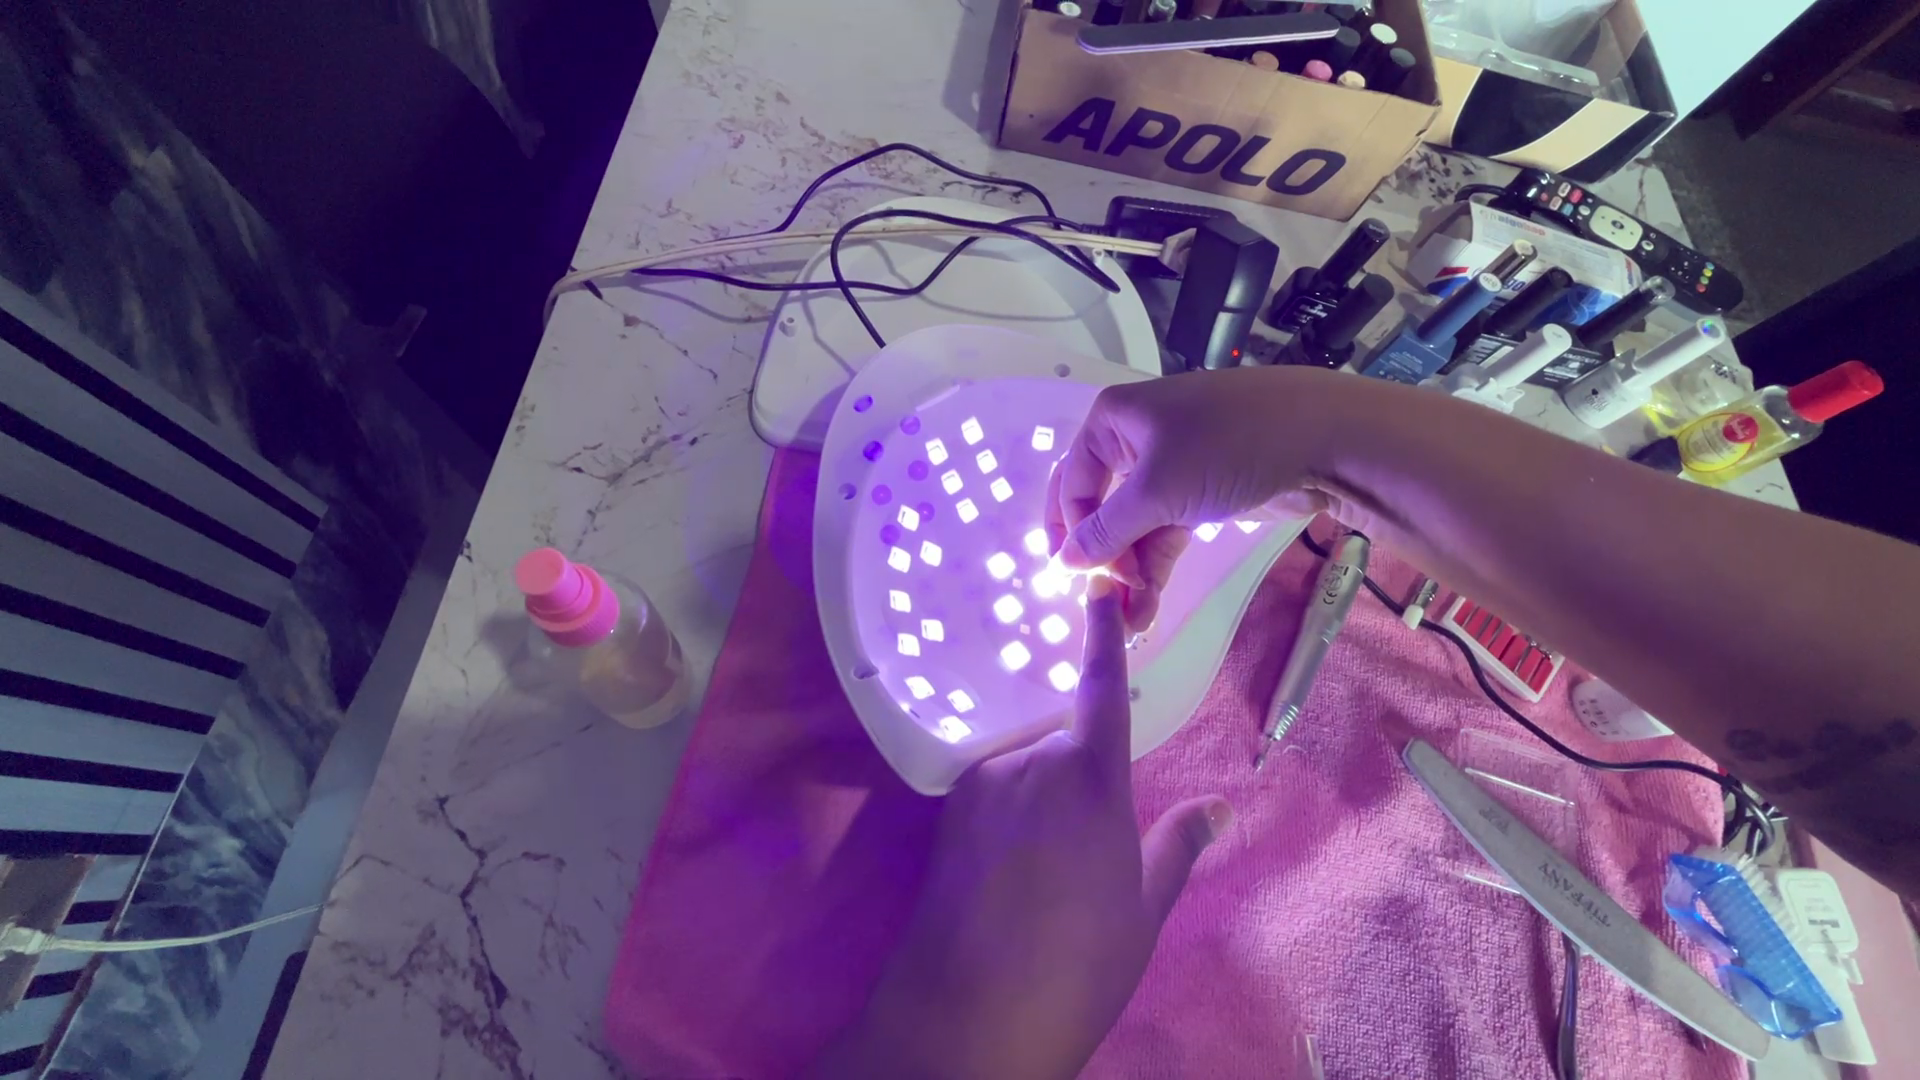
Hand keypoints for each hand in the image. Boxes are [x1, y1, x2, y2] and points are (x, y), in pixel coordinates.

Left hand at [814, 576, 1231, 1078]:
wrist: (969, 1010)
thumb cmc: (1077, 962)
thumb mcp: (1143, 908)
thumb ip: (1177, 845)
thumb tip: (1221, 808)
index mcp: (1091, 778)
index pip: (1102, 687)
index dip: (1104, 635)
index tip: (1099, 588)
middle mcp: (1033, 760)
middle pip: (1064, 743)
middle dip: (1079, 777)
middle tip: (1080, 850)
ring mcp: (984, 779)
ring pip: (1027, 766)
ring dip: (1042, 796)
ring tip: (1041, 869)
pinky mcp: (950, 803)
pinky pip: (995, 786)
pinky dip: (1010, 808)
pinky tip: (1007, 865)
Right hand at [1046, 367, 1340, 630]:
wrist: (1327, 439)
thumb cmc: (1227, 448)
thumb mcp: (1156, 490)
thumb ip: (1106, 531)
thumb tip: (1064, 563)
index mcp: (1112, 421)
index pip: (1072, 483)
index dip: (1071, 532)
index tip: (1078, 577)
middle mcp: (1133, 440)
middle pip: (1100, 507)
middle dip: (1103, 556)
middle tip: (1106, 597)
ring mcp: (1168, 468)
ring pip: (1133, 526)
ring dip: (1131, 570)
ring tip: (1133, 619)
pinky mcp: (1197, 493)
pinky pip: (1163, 531)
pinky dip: (1156, 564)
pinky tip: (1148, 604)